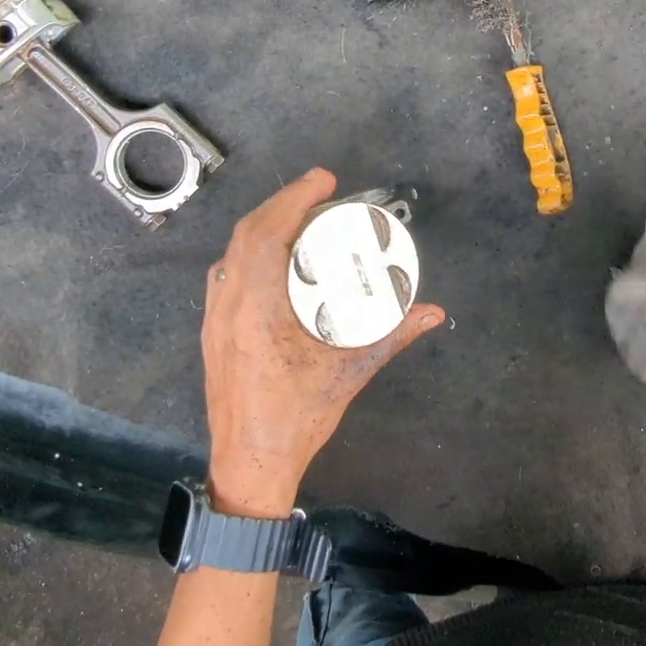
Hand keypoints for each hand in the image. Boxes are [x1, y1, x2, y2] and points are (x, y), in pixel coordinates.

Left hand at [202, 168, 445, 516]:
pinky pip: (226, 271)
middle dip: (283, 204)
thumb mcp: (350, 373)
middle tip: (321, 193)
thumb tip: (433, 311)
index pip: (266, 235)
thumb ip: (393, 336)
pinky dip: (250, 249)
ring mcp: (214, 316)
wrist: (248, 465)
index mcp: (256, 310)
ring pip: (232, 251)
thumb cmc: (297, 419)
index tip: (325, 180)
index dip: (293, 199)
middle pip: (247, 233)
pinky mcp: (211, 328)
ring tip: (300, 217)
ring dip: (264, 224)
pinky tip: (275, 255)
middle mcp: (228, 305)